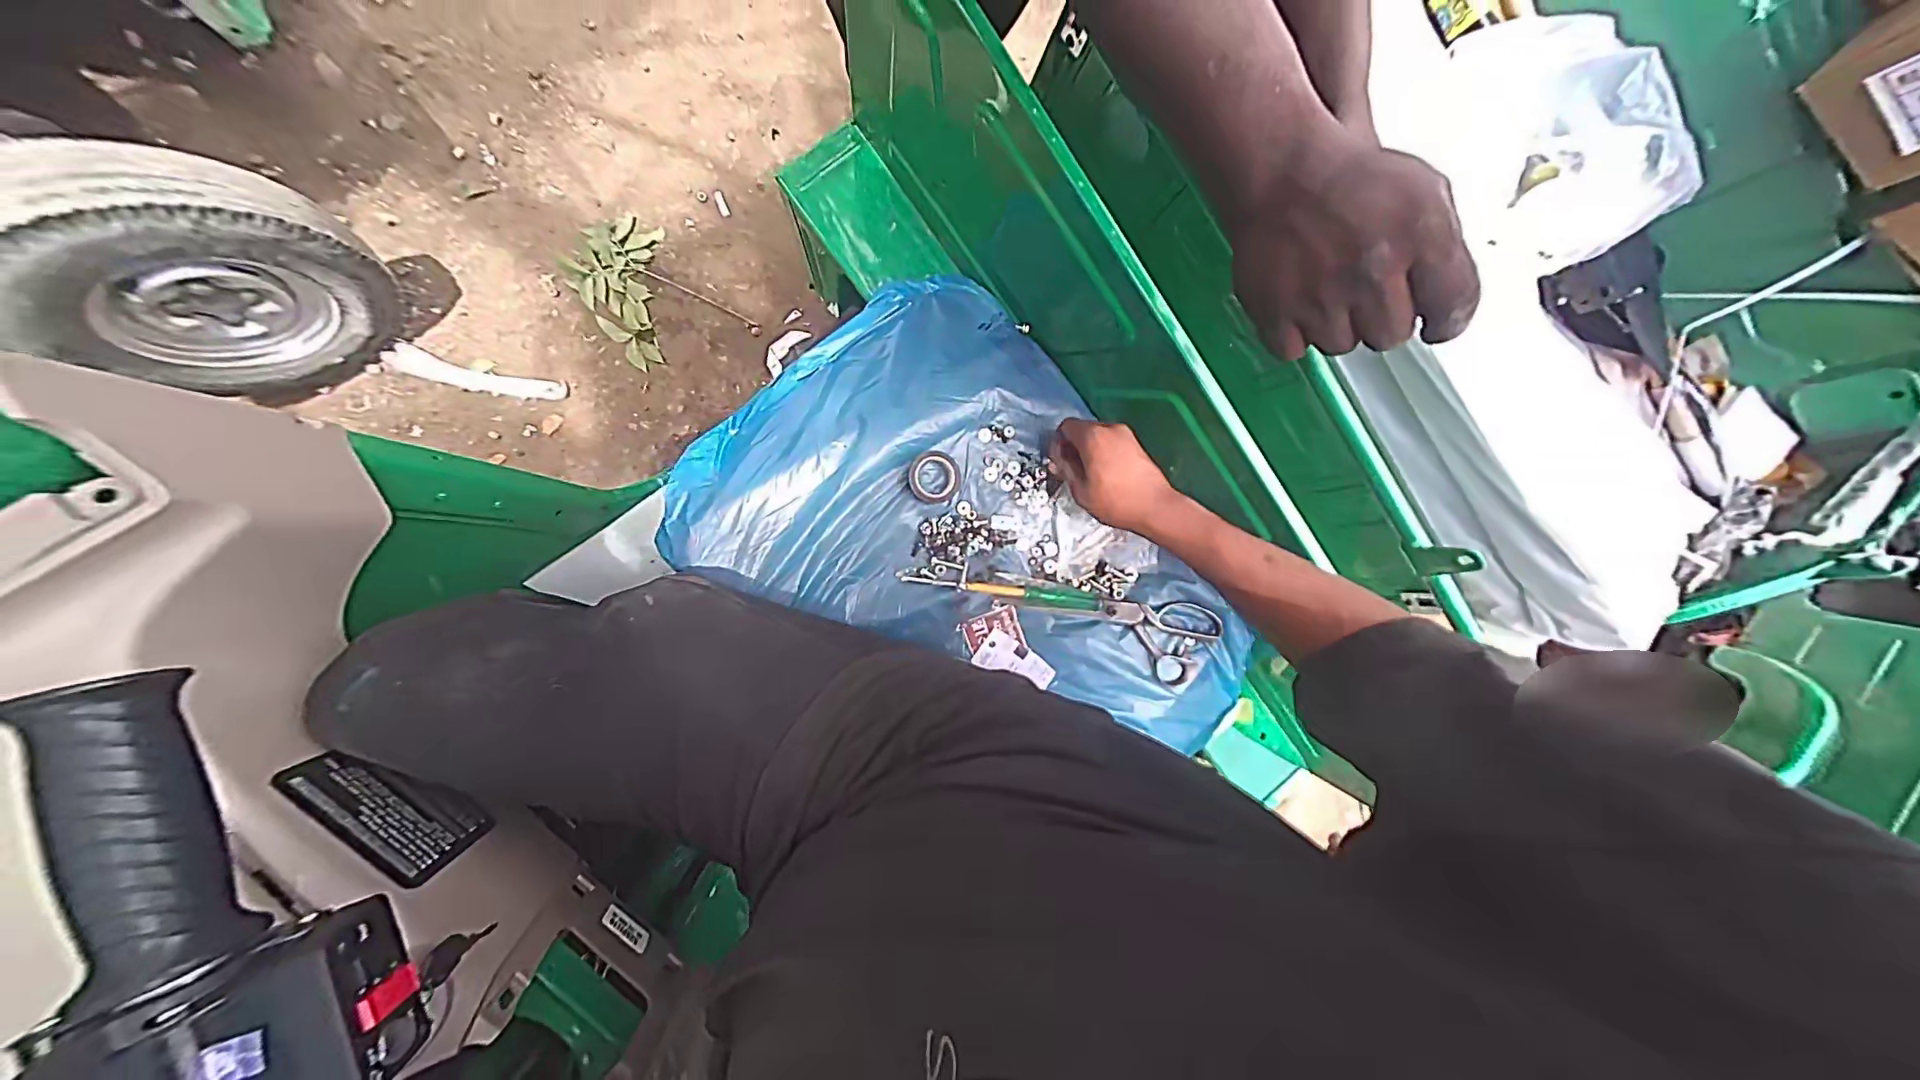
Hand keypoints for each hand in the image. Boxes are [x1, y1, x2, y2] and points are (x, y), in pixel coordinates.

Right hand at [1049, 419, 1187, 537]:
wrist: (1155, 507)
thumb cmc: (1115, 501)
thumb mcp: (1080, 490)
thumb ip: (1065, 469)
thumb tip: (1059, 458)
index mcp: (1092, 436)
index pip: (1065, 426)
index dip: (1058, 443)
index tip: (1058, 461)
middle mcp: (1110, 428)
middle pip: (1082, 429)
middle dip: (1073, 446)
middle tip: (1072, 469)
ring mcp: (1126, 435)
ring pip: (1098, 436)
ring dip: (1089, 450)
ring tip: (1089, 473)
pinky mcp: (1136, 444)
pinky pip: (1112, 442)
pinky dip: (1104, 452)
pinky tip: (1106, 473)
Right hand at [1227, 129, 1478, 358]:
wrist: (1279, 173)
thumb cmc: (1347, 179)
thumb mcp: (1422, 190)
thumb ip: (1442, 244)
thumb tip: (1444, 298)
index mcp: (1418, 235)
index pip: (1453, 305)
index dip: (1445, 321)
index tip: (1435, 325)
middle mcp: (1371, 271)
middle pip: (1391, 336)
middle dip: (1383, 319)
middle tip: (1365, 296)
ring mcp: (1320, 296)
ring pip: (1341, 345)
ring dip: (1336, 326)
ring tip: (1325, 293)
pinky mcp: (1276, 312)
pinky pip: (1293, 350)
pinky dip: (1294, 336)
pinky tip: (1296, 307)